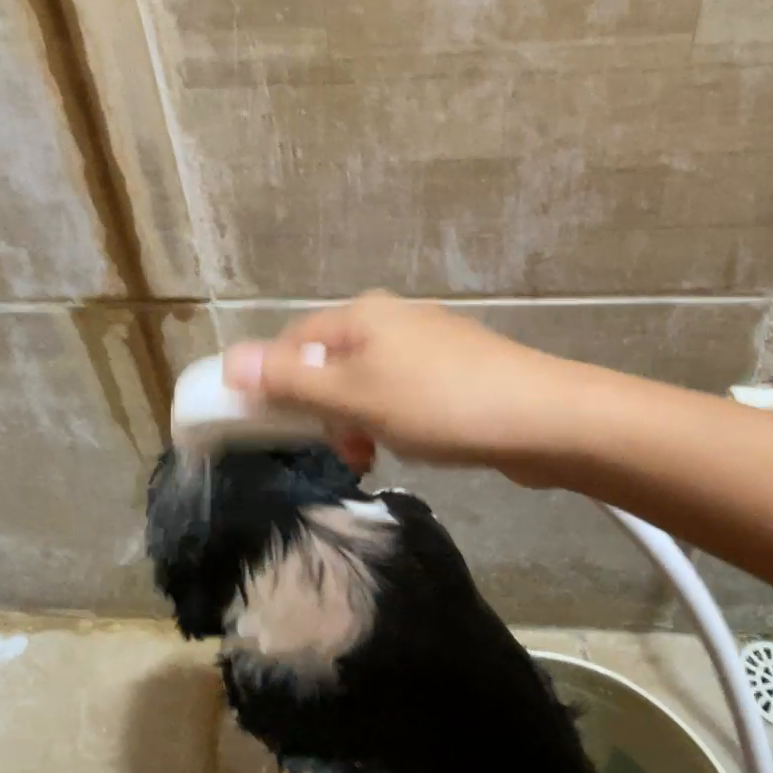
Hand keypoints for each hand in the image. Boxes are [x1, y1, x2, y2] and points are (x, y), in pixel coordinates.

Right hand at [221, 292, 581, 478]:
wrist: (543, 418)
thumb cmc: (438, 405)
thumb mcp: (354, 397)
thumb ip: (291, 381)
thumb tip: (230, 359)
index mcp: (362, 315)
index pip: (293, 341)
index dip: (273, 383)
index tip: (274, 431)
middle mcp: (394, 319)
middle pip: (330, 362)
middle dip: (322, 410)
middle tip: (336, 450)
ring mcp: (430, 343)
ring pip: (368, 382)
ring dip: (357, 421)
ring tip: (371, 457)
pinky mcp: (459, 371)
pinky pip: (404, 394)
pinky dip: (393, 420)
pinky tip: (411, 445)